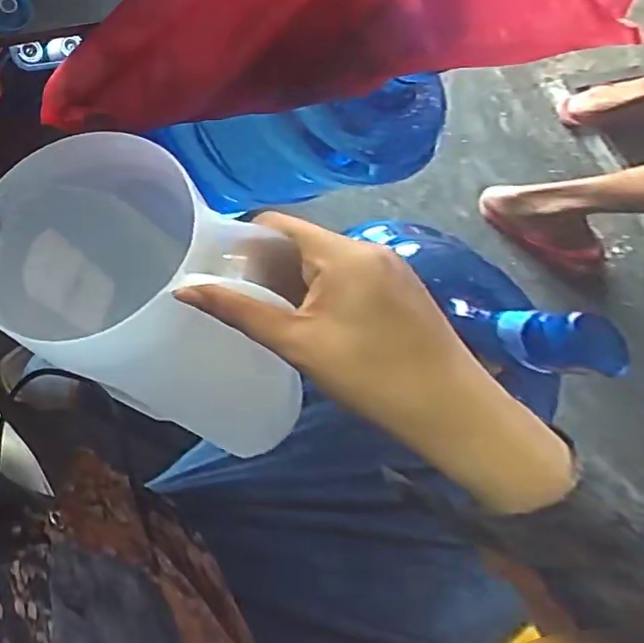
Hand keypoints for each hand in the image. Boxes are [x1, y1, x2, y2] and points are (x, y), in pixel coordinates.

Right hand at [177, 213, 575, 513]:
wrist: (461, 419)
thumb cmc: (372, 375)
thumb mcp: (294, 342)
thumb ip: (236, 310)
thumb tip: (182, 289)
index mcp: (342, 253)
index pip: (274, 223)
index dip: (239, 239)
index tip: (218, 268)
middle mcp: (367, 249)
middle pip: (296, 239)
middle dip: (262, 263)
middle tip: (239, 296)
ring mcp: (389, 268)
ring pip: (319, 257)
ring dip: (289, 277)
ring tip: (270, 311)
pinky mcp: (401, 288)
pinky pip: (343, 272)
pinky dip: (316, 287)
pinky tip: (309, 319)